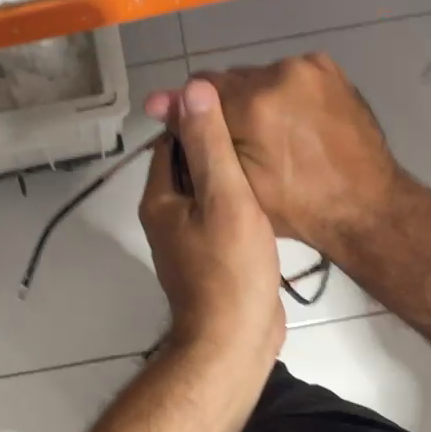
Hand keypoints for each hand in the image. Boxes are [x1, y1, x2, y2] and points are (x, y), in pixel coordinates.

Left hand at [139, 79, 284, 364]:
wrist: (234, 341)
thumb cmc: (230, 269)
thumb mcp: (225, 198)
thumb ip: (210, 145)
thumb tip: (192, 89)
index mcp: (159, 199)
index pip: (172, 141)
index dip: (201, 120)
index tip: (240, 107)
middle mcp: (166, 218)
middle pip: (189, 166)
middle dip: (219, 145)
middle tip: (262, 127)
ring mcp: (188, 242)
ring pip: (208, 194)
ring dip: (233, 175)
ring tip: (271, 155)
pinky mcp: (210, 260)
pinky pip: (221, 219)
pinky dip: (240, 204)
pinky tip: (270, 197)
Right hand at [145, 54, 405, 264]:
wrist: (366, 205)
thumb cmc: (296, 207)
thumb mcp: (236, 182)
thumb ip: (197, 137)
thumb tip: (157, 100)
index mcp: (253, 103)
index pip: (198, 89)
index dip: (188, 109)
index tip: (187, 130)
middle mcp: (279, 73)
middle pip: (230, 81)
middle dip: (224, 108)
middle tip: (236, 145)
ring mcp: (309, 67)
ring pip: (259, 78)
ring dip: (254, 101)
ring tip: (268, 140)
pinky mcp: (329, 70)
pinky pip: (288, 76)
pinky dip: (282, 96)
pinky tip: (291, 127)